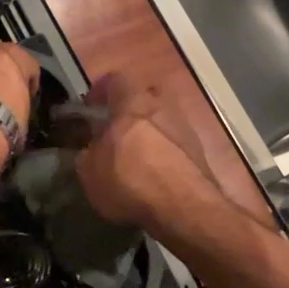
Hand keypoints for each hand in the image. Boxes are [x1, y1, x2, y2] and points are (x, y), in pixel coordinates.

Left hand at [0, 37, 39, 137]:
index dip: (28, 81)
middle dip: (3, 66)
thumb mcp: (25, 109)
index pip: (29, 65)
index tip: (26, 94)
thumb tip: (16, 104)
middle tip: (3, 86)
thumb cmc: (7, 114)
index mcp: (18, 55)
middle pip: (2, 53)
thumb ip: (22, 97)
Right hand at [75, 73, 229, 230]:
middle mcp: (162, 106)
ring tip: (137, 156)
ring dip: (150, 131)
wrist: (184, 207)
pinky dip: (165, 151)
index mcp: (132, 103)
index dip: (101, 90)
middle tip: (116, 129)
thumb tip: (92, 149)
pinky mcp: (200, 151)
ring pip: (163, 119)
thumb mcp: (90, 172)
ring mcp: (185, 128)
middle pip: (145, 96)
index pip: (115, 80)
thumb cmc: (130, 180)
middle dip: (130, 109)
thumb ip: (88, 153)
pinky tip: (156, 172)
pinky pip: (176, 142)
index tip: (91, 106)